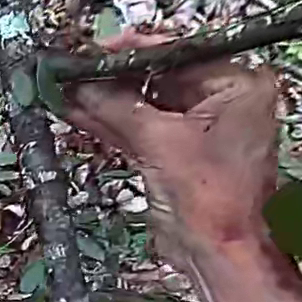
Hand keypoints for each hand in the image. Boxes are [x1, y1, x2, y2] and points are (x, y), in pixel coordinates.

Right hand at [64, 32, 301, 301]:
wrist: (216, 250)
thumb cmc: (210, 196)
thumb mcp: (161, 142)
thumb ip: (120, 109)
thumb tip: (83, 87)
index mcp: (236, 85)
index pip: (178, 53)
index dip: (133, 51)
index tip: (95, 51)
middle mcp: (218, 102)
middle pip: (155, 79)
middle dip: (112, 79)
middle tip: (73, 70)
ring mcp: (192, 130)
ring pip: (140, 107)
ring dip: (103, 103)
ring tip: (65, 89)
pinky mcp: (170, 155)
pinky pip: (135, 131)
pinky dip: (108, 125)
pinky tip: (77, 113)